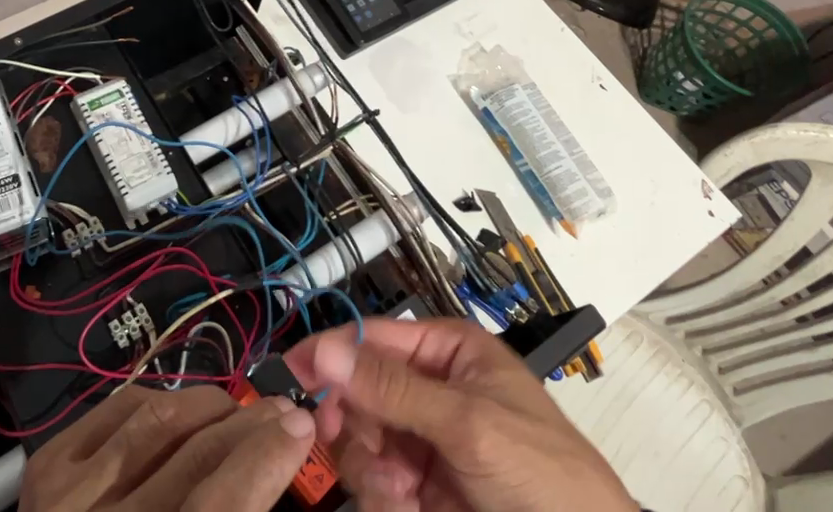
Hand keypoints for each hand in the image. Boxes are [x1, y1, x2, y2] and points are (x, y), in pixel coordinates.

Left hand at [19, 384, 316, 511]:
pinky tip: (186, 408)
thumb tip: (273, 470)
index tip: (300, 427)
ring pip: (156, 421)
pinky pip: (118, 408)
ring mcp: (69, 492)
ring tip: (240, 407)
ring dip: (210, 405)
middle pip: (192, 458)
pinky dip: (159, 399)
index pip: (222, 506)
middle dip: (249, 426)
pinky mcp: (48, 463)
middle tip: (284, 409)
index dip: (265, 461)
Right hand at [284, 318, 634, 511]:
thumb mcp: (467, 424)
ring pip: (360, 436)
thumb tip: (323, 348)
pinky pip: (374, 476)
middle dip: (354, 422)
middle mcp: (430, 387)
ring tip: (400, 491)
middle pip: (357, 389)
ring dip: (369, 465)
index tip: (292, 371)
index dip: (331, 350)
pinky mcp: (419, 484)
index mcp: (448, 352)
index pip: (373, 337)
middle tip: (348, 443)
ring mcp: (423, 438)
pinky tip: (407, 505)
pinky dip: (381, 493)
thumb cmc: (541, 474)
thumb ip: (392, 388)